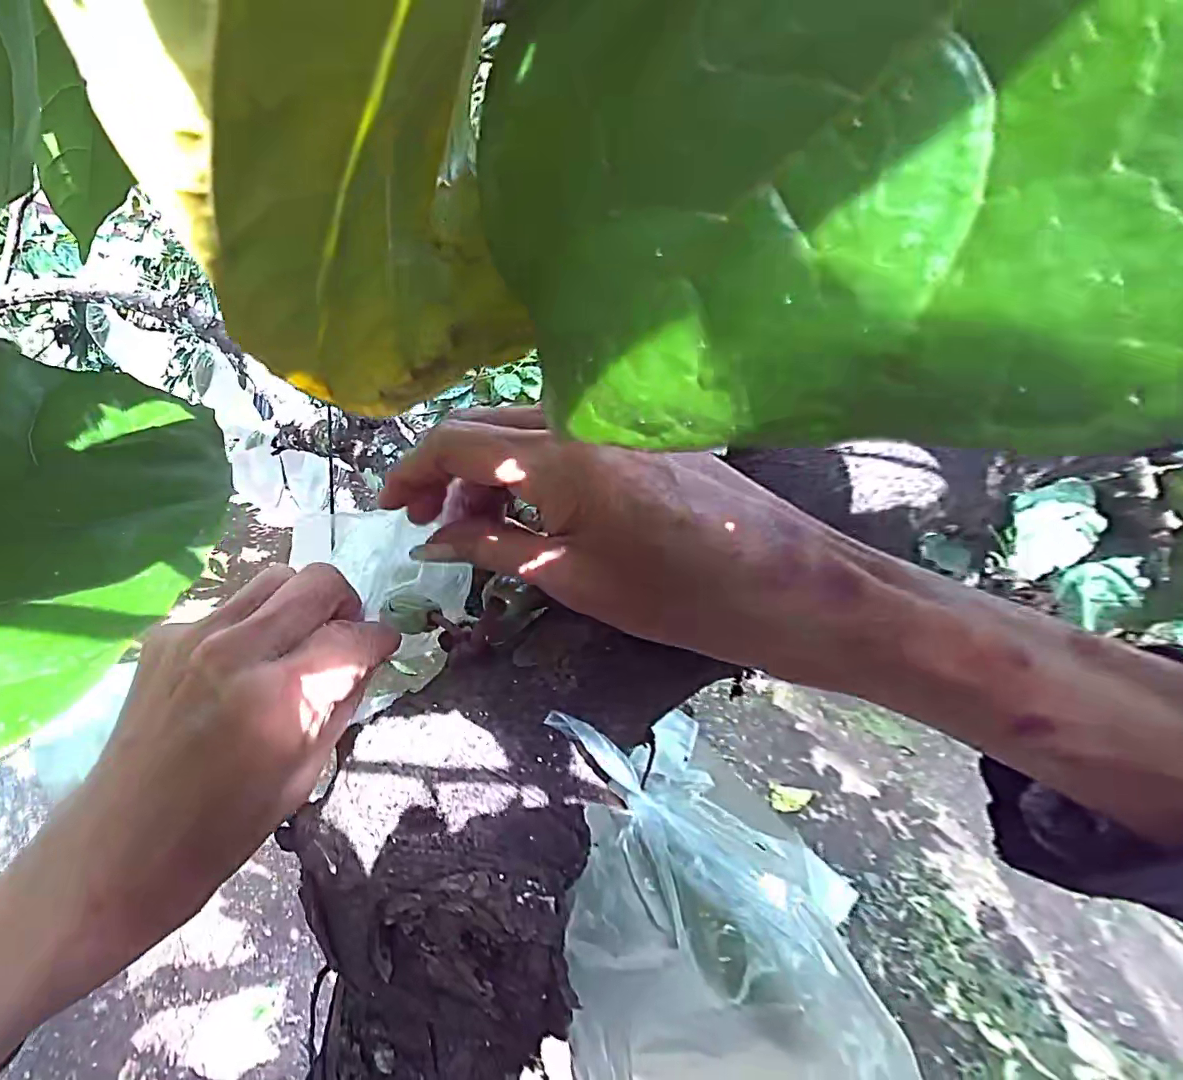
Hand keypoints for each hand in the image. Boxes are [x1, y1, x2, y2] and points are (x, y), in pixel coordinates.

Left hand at [0, 564, 396, 1077]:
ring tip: (297, 640)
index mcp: (280, 699)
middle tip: (343, 636)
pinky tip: (243, 663)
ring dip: (300, 602)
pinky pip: (230, 605)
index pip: (353, 636)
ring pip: (273, 578)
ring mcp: (193, 634)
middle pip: (317, 581)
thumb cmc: (221, 832)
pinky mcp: (165, 634)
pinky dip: (252, 623)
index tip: (383, 646)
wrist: (120, 846)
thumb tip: (365, 657)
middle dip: (345, 603)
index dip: (380, 639)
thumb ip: (340, 704)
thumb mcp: (303, 775)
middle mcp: (236, 650)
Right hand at [385, 407, 1182, 853]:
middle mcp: (581, 417)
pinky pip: (556, 437)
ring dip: (481, 470)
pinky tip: (521, 508)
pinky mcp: (634, 433)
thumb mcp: (568, 576)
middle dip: (441, 472)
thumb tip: (432, 538)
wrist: (795, 590)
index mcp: (560, 454)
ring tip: (469, 523)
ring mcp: (612, 420)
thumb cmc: (678, 597)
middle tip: (425, 524)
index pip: (456, 441)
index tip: (388, 508)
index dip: (411, 471)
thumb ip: (489, 543)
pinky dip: (522, 468)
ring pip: (516, 429)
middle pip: (482, 427)